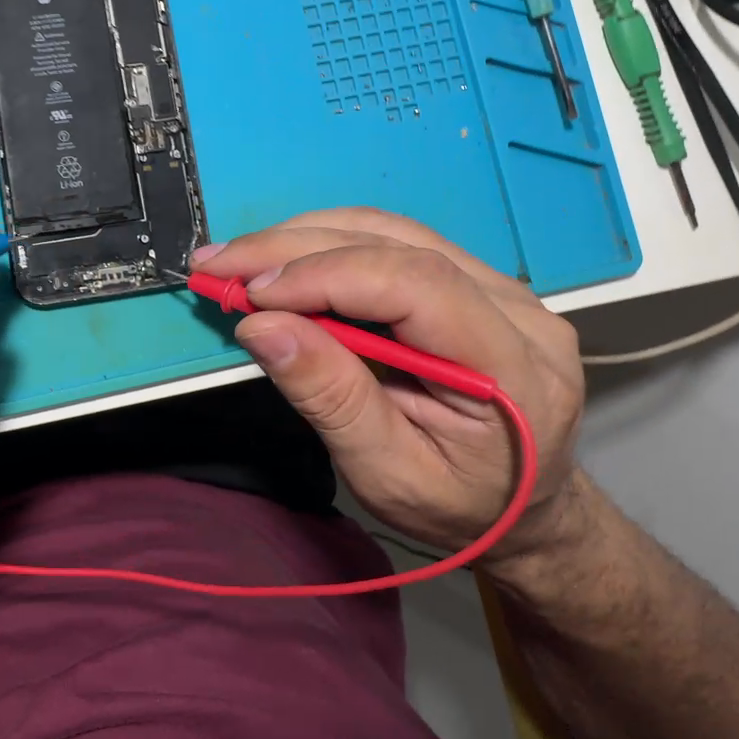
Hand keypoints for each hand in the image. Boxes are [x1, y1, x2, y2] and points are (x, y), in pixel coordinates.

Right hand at [189, 208, 584, 561]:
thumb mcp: (387, 474)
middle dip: (290, 248)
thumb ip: (330, 398)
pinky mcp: (469, 279)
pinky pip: (389, 241)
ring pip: (386, 230)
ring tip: (235, 260)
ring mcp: (498, 286)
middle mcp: (516, 307)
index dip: (324, 276)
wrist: (524, 509)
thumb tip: (259, 326)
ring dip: (299, 238)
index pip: (414, 284)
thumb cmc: (458, 505)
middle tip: (214, 265)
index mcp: (512, 367)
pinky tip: (279, 262)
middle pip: (392, 244)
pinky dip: (321, 245)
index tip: (249, 293)